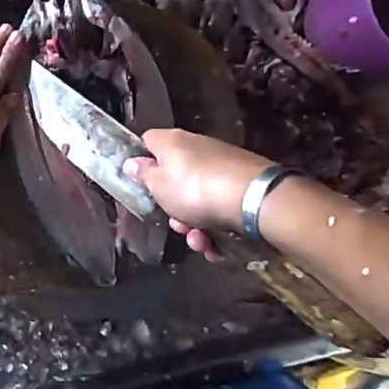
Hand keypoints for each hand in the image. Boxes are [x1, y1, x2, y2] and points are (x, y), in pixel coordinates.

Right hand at [123, 129, 274, 261]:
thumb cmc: (194, 189)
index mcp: (172, 142)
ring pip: (198, 197)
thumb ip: (143, 174)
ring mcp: (222, 166)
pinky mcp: (243, 183)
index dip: (141, 160)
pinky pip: (220, 205)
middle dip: (172, 206)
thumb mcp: (158, 185)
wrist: (256, 199)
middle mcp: (197, 148)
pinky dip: (216, 227)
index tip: (139, 182)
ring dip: (193, 223)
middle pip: (174, 177)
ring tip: (199, 241)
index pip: (148, 141)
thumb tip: (132, 162)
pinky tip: (217, 247)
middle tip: (175, 222)